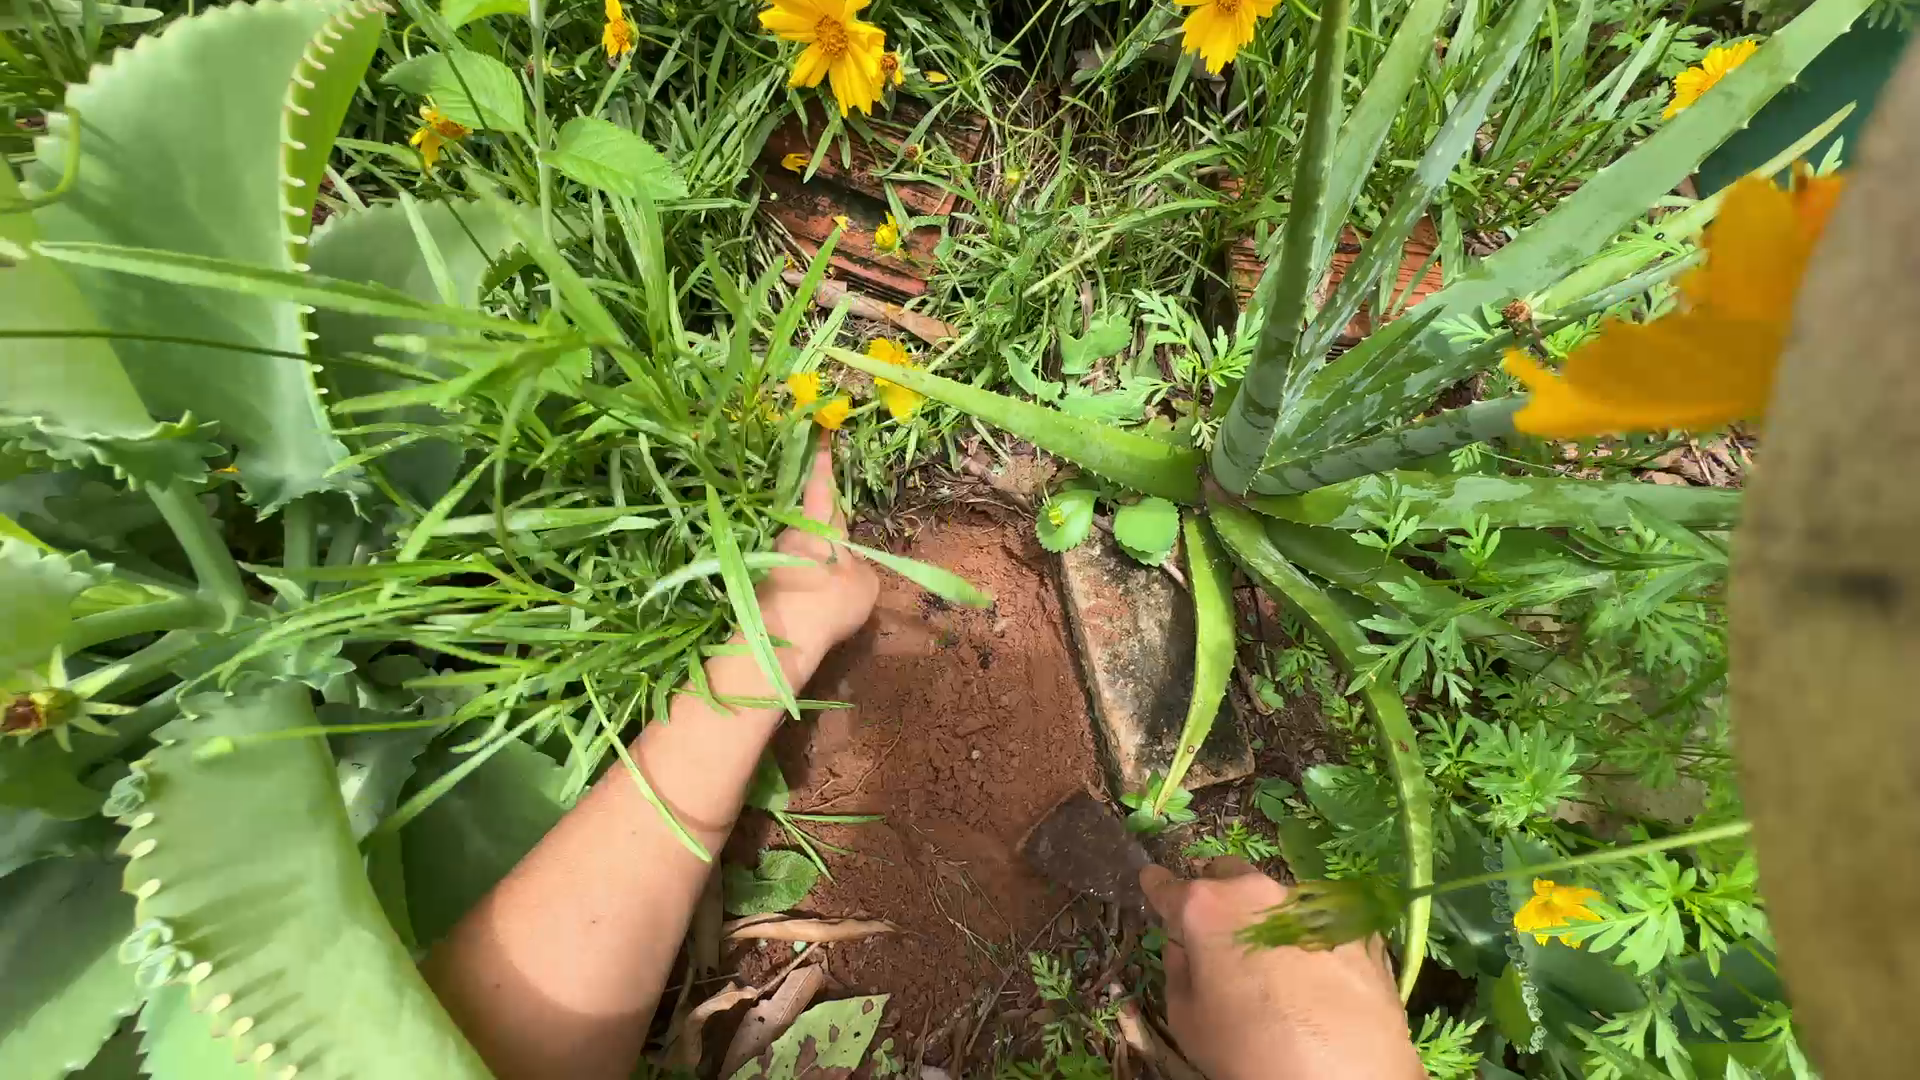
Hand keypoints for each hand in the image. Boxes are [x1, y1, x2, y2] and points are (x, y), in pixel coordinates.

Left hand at [757, 433, 878, 664]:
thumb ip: (859, 566)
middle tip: (840, 549)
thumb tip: (848, 566)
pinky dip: (803, 583)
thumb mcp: (865, 582)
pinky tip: (814, 606)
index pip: (822, 484)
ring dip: (813, 563)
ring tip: (829, 591)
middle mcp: (792, 533)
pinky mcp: (763, 582)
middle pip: (810, 521)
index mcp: (819, 524)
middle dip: (824, 531)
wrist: (783, 639)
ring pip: (799, 550)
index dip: (823, 459)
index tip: (820, 432)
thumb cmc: (831, 601)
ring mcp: (774, 558)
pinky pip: (790, 573)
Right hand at [1141, 859, 1422, 1079]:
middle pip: (1224, 875)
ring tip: (1272, 961)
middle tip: (1217, 932)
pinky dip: (1307, 939)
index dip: (1156, 886)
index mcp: (1203, 908)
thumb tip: (1184, 949)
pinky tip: (1316, 976)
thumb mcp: (1188, 1021)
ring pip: (1272, 896)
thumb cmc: (1248, 1052)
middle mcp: (1252, 891)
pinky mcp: (1350, 928)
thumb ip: (1177, 971)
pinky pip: (1317, 923)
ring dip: (1263, 915)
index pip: (1166, 885)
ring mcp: (1305, 905)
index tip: (1153, 883)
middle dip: (1215, 894)